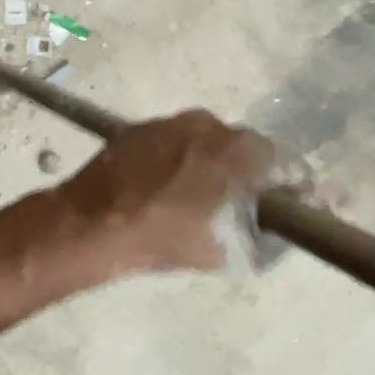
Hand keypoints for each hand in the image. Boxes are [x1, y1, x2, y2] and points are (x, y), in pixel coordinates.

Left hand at [56, 110, 275, 274]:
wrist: (93, 222)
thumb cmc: (168, 236)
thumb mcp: (236, 252)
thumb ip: (269, 235)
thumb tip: (281, 224)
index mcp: (238, 148)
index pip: (274, 159)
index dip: (272, 183)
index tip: (266, 204)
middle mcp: (204, 123)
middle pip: (233, 146)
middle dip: (235, 169)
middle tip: (225, 201)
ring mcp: (164, 121)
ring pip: (197, 141)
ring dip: (199, 161)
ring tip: (187, 195)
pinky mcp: (132, 128)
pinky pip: (165, 141)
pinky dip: (168, 158)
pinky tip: (157, 184)